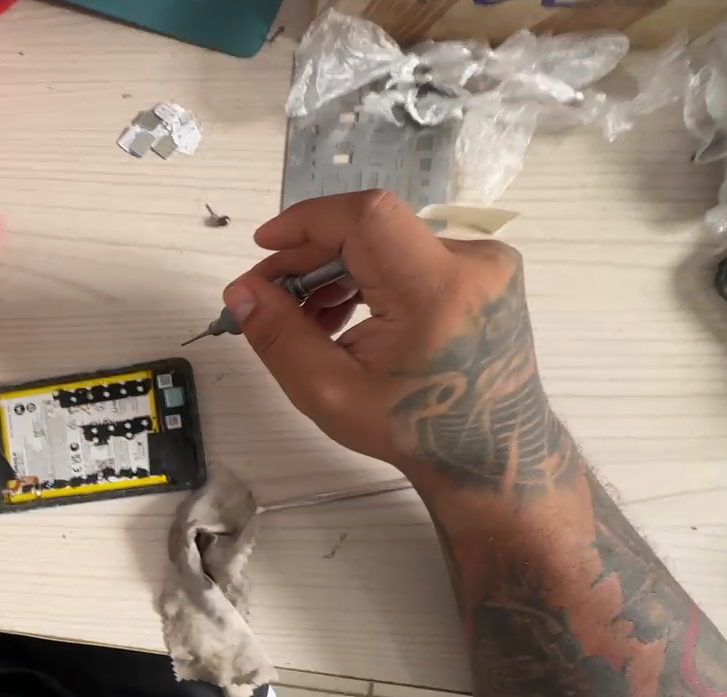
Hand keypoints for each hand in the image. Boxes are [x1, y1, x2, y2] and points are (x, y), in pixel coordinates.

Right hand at [225, 190, 575, 496]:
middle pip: (369, 232)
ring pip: (383, 246)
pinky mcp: (477, 275)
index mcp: (435, 287)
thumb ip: (278, 335)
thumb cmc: (406, 426)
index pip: (366, 218)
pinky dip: (359, 281)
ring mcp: (479, 265)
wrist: (486, 448)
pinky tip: (336, 320)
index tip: (261, 245)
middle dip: (306, 259)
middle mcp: (469, 260)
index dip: (307, 221)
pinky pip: (403, 260)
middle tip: (262, 299)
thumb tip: (239, 292)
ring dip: (329, 274)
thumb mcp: (325, 389)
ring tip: (299, 321)